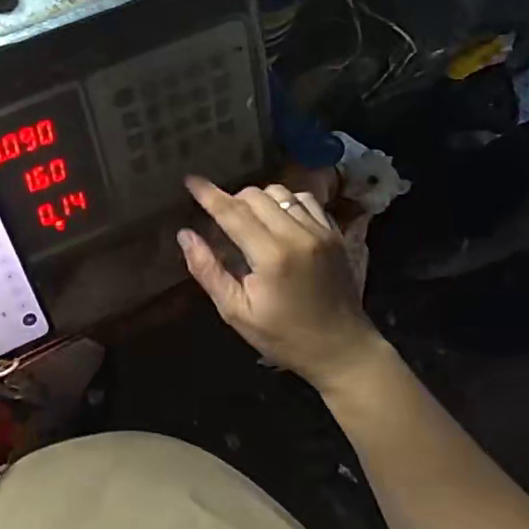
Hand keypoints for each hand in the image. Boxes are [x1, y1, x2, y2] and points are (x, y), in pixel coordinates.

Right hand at [178, 176, 381, 386]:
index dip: (208, 194)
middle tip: (219, 220)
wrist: (342, 349)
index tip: (190, 180)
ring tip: (248, 221)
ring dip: (258, 200)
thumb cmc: (283, 337)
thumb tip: (185, 235)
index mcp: (271, 256)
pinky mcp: (335, 234)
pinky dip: (285, 203)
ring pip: (281, 193)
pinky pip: (306, 201)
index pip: (232, 213)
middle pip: (256, 196)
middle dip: (232, 200)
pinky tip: (277, 221)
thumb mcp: (236, 311)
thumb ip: (208, 270)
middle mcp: (299, 235)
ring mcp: (321, 232)